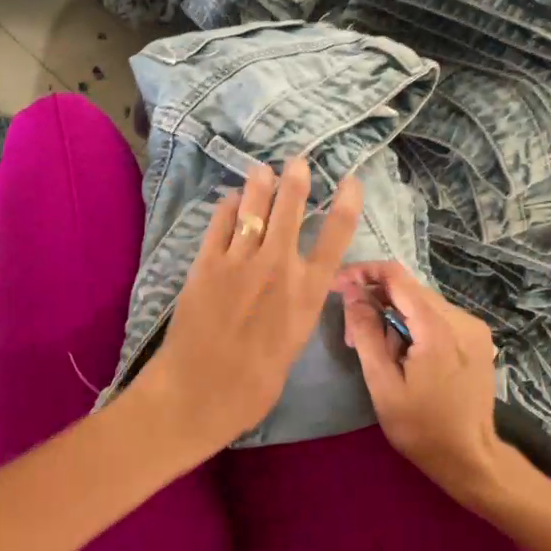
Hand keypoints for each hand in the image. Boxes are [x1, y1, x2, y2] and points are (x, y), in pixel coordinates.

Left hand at [135, 158, 363, 452]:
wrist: (200, 390)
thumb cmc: (252, 385)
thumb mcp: (291, 345)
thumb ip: (294, 309)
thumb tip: (292, 289)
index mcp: (307, 294)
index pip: (335, 237)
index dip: (345, 204)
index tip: (350, 181)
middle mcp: (278, 268)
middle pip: (290, 211)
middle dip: (295, 182)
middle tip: (296, 161)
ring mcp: (239, 262)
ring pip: (254, 210)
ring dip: (260, 186)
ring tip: (262, 169)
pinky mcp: (205, 264)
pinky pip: (220, 225)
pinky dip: (227, 208)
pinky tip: (230, 199)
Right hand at [334, 261, 510, 502]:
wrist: (470, 458)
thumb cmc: (421, 426)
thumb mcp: (383, 383)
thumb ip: (367, 333)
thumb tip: (350, 293)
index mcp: (438, 329)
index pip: (396, 277)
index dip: (362, 273)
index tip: (336, 285)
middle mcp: (461, 320)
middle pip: (408, 289)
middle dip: (374, 302)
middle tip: (351, 336)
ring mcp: (473, 329)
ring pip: (421, 303)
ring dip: (391, 316)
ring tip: (373, 350)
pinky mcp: (476, 340)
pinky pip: (436, 318)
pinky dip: (411, 326)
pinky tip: (399, 353)